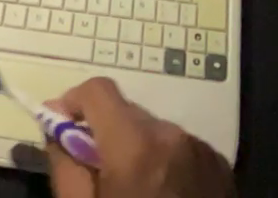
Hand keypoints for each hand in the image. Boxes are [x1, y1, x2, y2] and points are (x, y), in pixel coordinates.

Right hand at [44, 78, 235, 197]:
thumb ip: (66, 165)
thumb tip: (56, 127)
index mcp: (135, 146)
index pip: (98, 90)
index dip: (74, 102)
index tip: (62, 126)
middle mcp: (172, 135)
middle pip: (127, 111)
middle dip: (105, 132)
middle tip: (95, 170)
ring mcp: (201, 149)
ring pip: (155, 130)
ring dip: (137, 148)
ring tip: (135, 191)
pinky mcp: (220, 165)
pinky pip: (181, 147)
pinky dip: (165, 161)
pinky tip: (162, 196)